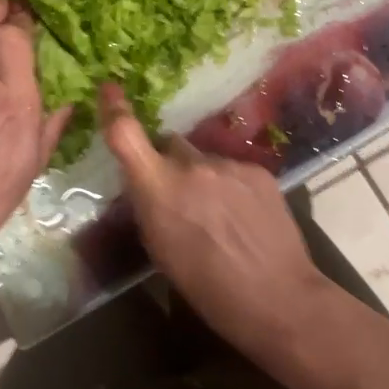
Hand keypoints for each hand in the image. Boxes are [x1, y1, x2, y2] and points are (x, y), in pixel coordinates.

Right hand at [99, 83, 327, 350]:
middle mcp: (192, 165)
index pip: (126, 134)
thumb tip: (145, 185)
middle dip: (170, 164)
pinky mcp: (258, 170)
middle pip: (171, 146)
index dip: (114, 109)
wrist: (278, 299)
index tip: (109, 89)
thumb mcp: (160, 249)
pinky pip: (233, 170)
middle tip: (181, 197)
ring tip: (220, 216)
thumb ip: (148, 206)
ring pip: (204, 160)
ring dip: (203, 179)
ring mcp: (229, 164)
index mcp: (160, 187)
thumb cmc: (208, 288)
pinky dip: (232, 187)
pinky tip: (244, 218)